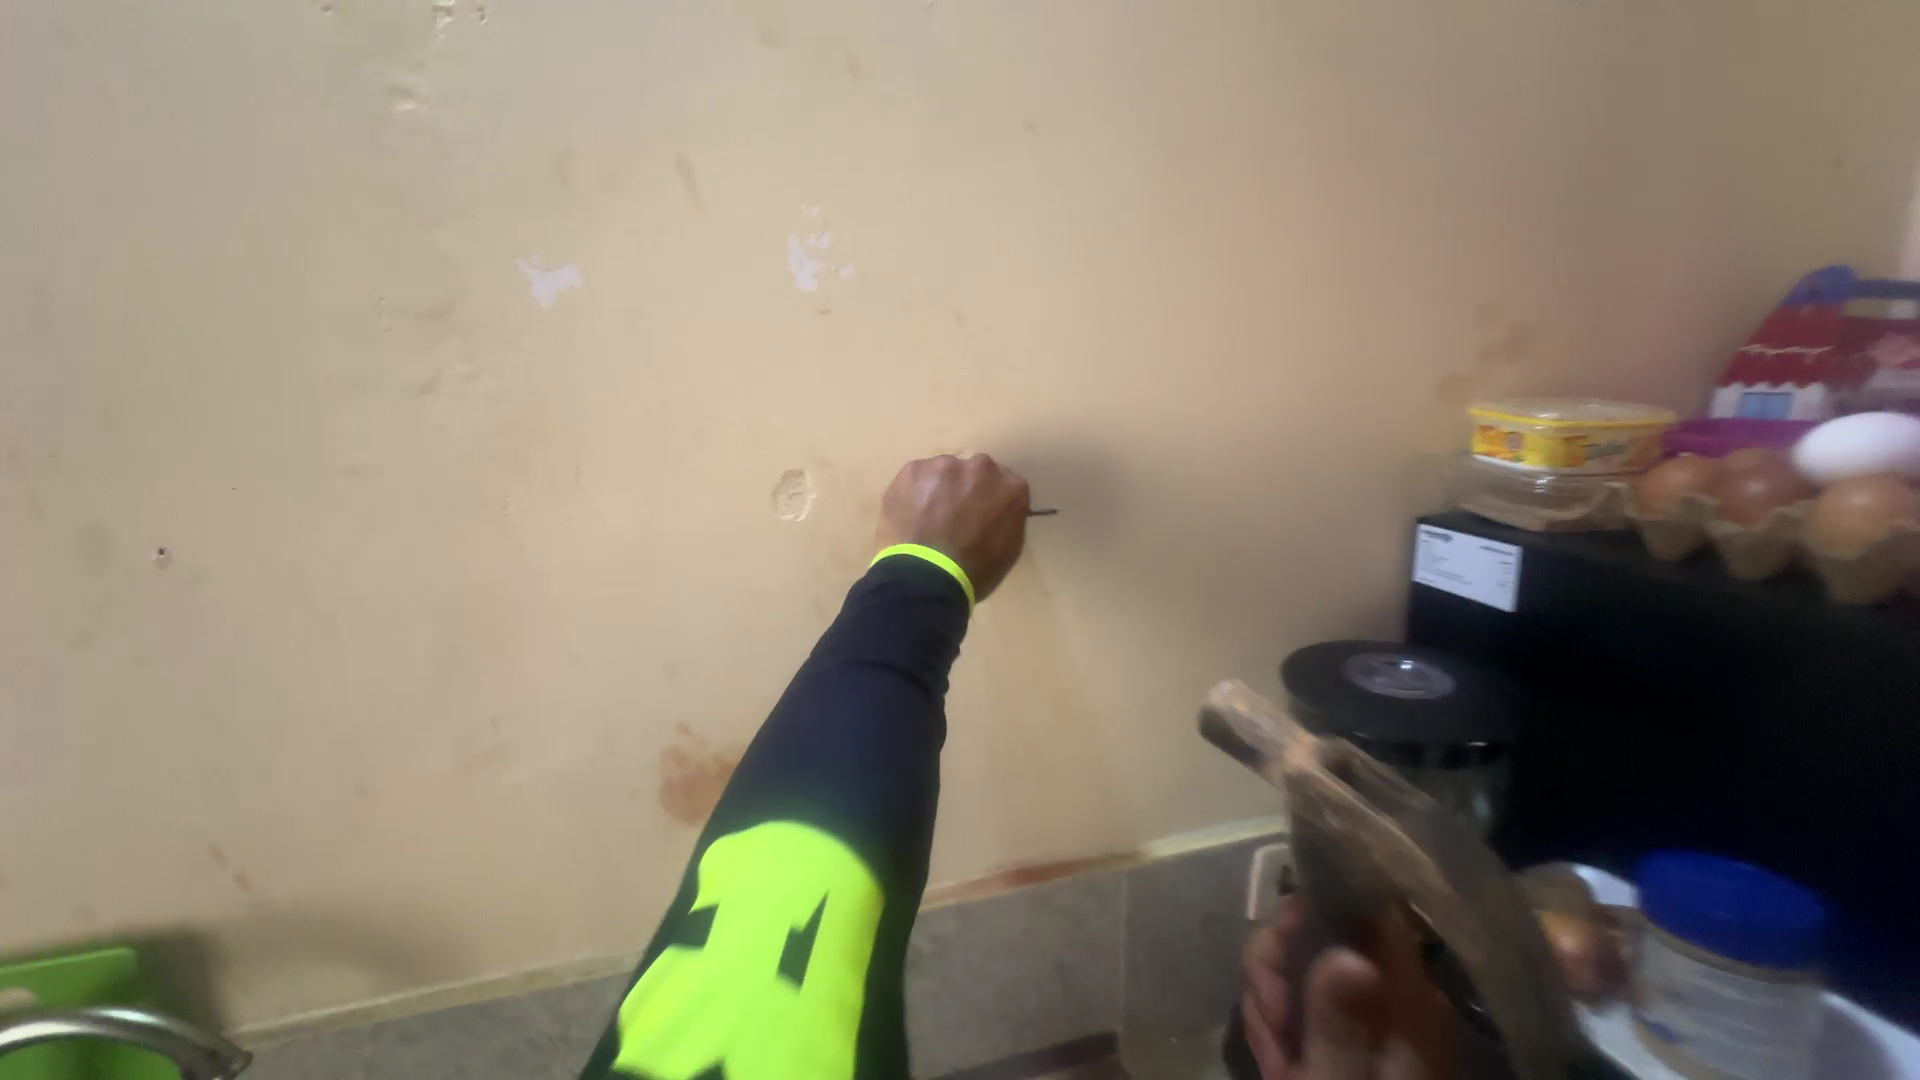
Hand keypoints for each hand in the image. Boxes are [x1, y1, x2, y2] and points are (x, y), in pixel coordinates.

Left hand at [875, 454, 1030, 601]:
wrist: (927, 576)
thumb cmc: (975, 571)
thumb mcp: (1009, 549)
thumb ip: (1007, 518)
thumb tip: (995, 511)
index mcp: (1012, 487)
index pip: (1004, 485)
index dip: (989, 501)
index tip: (979, 516)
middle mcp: (981, 467)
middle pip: (975, 472)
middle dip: (966, 489)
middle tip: (953, 516)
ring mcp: (945, 466)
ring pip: (944, 472)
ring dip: (939, 488)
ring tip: (927, 517)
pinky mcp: (913, 470)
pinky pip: (917, 477)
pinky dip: (914, 491)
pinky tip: (910, 514)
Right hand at [1240, 898, 1457, 1079]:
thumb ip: (1339, 1021)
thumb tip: (1348, 953)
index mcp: (1410, 999)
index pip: (1363, 913)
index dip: (1310, 918)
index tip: (1275, 961)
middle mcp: (1394, 992)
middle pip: (1319, 933)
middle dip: (1276, 969)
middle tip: (1269, 1021)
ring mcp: (1368, 1010)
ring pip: (1298, 963)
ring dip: (1269, 1001)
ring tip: (1274, 1059)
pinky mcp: (1344, 1028)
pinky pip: (1296, 995)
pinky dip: (1275, 1021)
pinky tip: (1277, 1061)